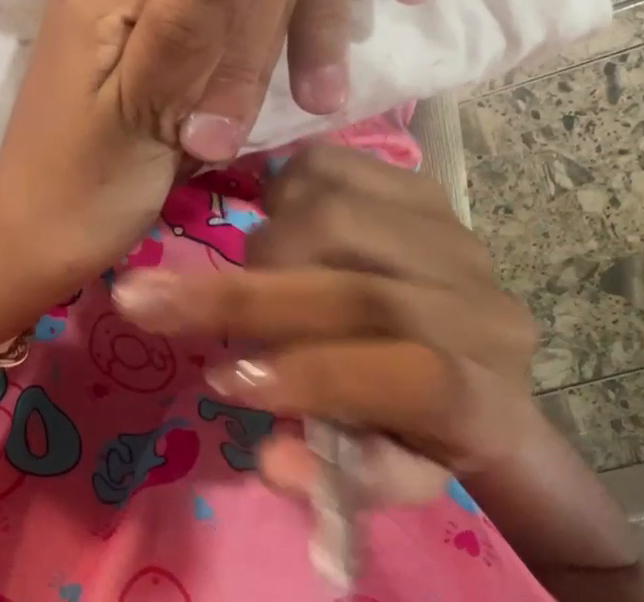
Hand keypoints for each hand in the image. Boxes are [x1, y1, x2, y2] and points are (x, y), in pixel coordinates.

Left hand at [0, 0, 267, 369]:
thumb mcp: (147, 107)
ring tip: (184, 135)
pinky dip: (199, 84)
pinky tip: (181, 122)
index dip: (244, 48)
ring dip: (217, 80)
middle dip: (230, 65)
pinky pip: (185, 41)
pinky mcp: (110, 41)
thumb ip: (193, 16)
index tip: (215, 116)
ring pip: (210, 20)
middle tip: (195, 133)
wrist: (30, 249)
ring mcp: (103, 9)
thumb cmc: (87, 193)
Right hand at [112, 145, 538, 499]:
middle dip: (244, 296)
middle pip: (358, 291)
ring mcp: (456, 240)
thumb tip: (270, 458)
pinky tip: (273, 210)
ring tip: (246, 264)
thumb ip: (338, 476)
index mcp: (484, 400)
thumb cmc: (423, 430)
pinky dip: (286, 185)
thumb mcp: (390, 476)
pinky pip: (339, 166)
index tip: (221, 380)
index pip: (410, 378)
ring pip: (339, 216)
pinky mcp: (427, 191)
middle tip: (159, 300)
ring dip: (267, 241)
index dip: (313, 378)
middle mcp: (483, 313)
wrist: (481, 363)